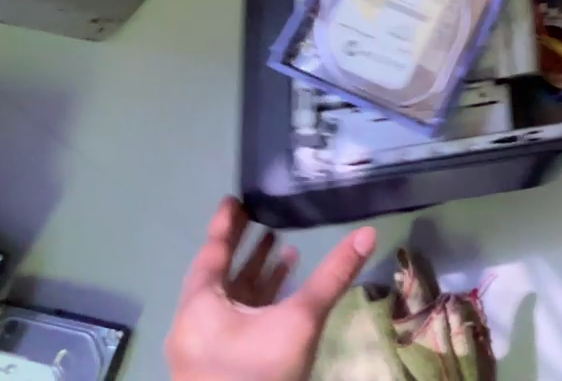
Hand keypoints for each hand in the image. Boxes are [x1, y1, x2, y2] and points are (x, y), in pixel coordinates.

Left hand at [165, 197, 376, 380]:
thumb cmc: (260, 375)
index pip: (211, 254)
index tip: (233, 199)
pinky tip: (286, 287)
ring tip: (286, 246)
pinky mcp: (219, 367)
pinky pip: (235, 319)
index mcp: (200, 309)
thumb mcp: (301, 321)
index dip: (225, 226)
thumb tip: (367, 233)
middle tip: (264, 215)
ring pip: (228, 300)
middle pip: (218, 275)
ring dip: (255, 273)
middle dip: (243, 246)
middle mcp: (194, 325)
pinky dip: (257, 299)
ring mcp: (204, 350)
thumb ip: (332, 275)